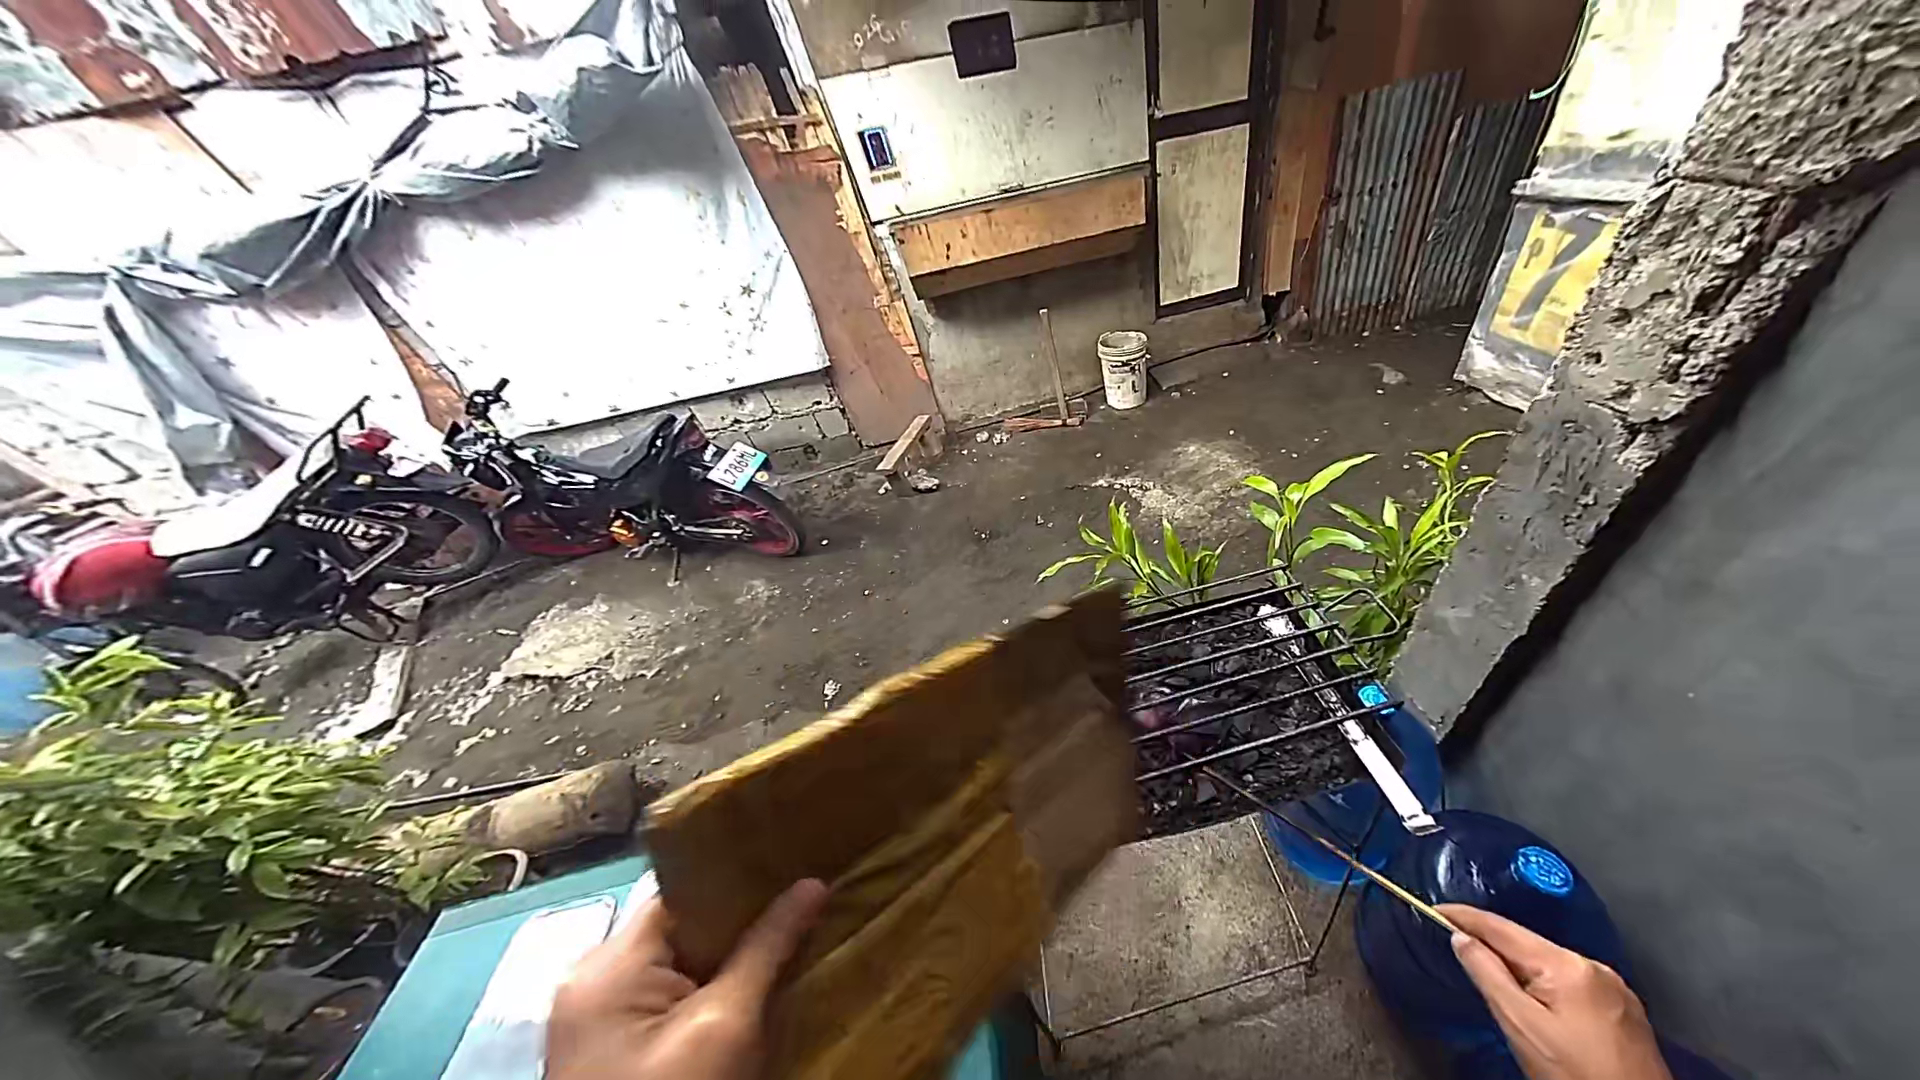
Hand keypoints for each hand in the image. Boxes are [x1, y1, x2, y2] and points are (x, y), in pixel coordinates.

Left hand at [548, 879, 828, 1079]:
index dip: (740, 882)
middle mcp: (594, 978)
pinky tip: (751, 979)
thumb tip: (812, 884)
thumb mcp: (728, 1025)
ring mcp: (599, 1015)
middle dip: (741, 918)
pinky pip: (668, 992)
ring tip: (784, 929)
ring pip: (680, 958)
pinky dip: (708, 985)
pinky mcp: (612, 1045)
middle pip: (683, 924)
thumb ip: (767, 947)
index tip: (790, 870)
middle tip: (797, 900)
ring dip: (729, 953)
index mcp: (608, 965)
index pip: (685, 893)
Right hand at [1439, 904, 1672, 1079]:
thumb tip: (1460, 937)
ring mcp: (1614, 989)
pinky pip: (1567, 981)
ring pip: (1546, 962)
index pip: (1501, 928)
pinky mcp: (1623, 1010)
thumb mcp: (1520, 1025)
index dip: (1462, 916)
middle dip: (1489, 944)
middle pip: (1525, 944)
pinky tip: (1530, 997)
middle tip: (1455, 947)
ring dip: (1515, 965)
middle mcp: (1594, 967)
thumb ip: (1486, 973)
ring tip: (1488, 974)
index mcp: (1568, 966)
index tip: (1432, 910)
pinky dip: (1541, 981)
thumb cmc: (1576, 1076)